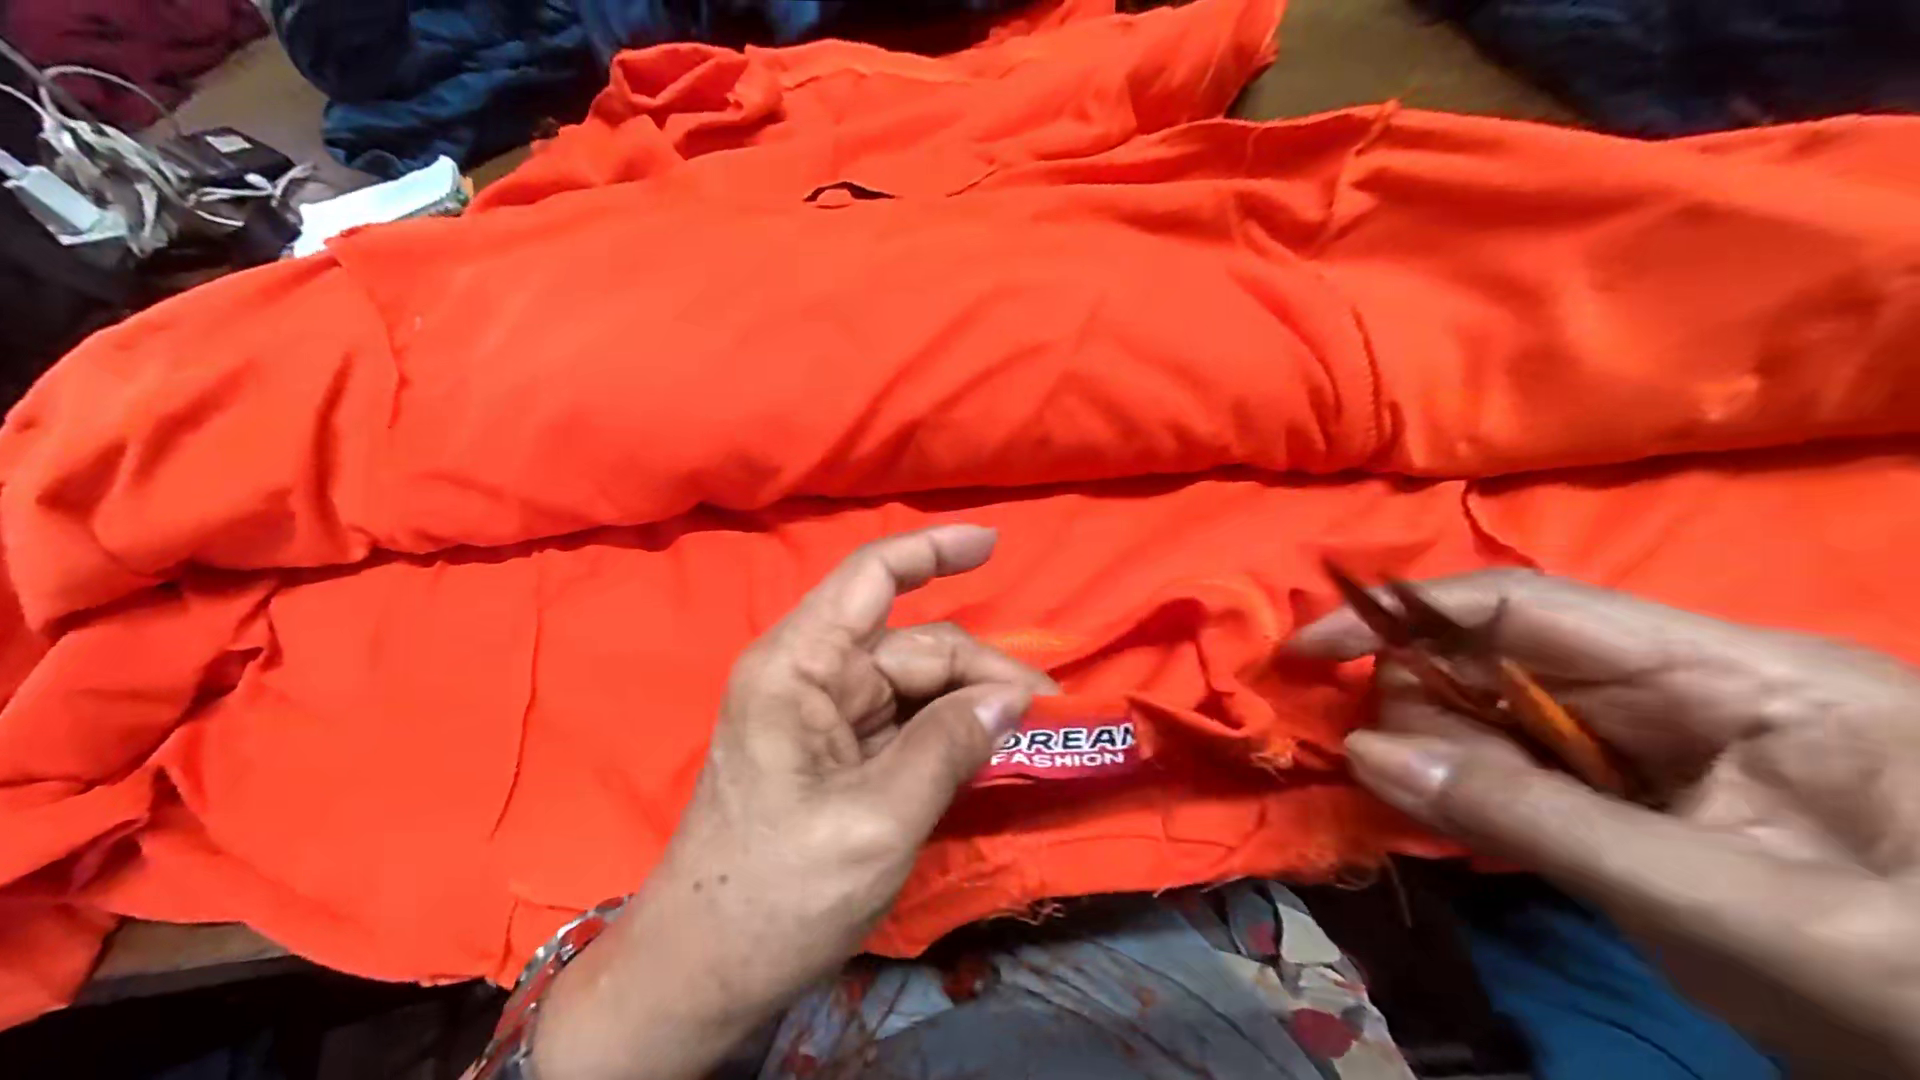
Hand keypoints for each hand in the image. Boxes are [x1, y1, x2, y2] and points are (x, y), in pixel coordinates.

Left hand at [532, 526, 1054, 1079]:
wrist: (706, 970)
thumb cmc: (777, 893)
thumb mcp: (877, 819)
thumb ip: (948, 747)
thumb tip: (1011, 697)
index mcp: (799, 666)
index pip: (871, 578)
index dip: (933, 551)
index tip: (993, 543)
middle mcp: (811, 676)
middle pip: (914, 645)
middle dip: (981, 670)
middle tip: (1048, 710)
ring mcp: (826, 715)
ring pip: (917, 686)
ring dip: (972, 704)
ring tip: (1028, 735)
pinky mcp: (839, 751)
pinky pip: (907, 722)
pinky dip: (950, 731)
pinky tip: (988, 750)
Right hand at [1292, 570, 1919, 1077]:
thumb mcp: (1730, 910)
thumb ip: (1535, 821)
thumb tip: (1363, 754)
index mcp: (1734, 674)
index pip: (1523, 606)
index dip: (1404, 616)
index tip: (1311, 649)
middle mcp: (1687, 684)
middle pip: (1499, 659)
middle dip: (1425, 707)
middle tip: (1393, 776)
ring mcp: (1668, 738)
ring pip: (1502, 712)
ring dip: (1445, 754)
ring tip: (1436, 810)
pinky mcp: (1649, 789)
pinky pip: (1526, 764)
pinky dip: (1477, 786)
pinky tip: (1463, 817)